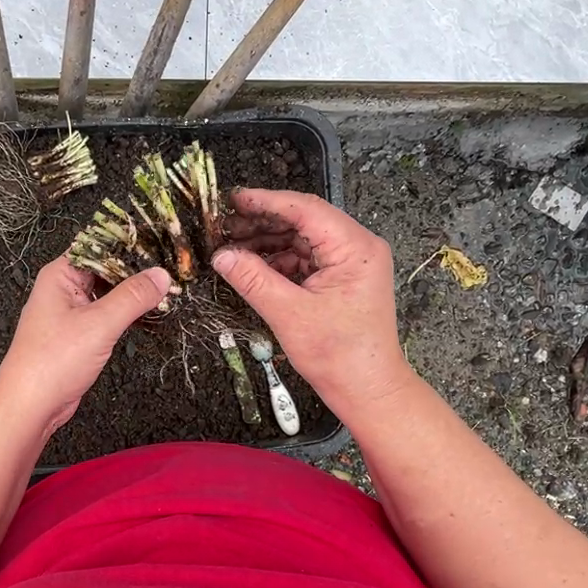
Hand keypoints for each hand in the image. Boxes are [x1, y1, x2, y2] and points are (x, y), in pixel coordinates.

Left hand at [0, 256, 171, 434]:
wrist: (30, 405)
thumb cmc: (51, 362)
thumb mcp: (99, 324)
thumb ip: (133, 297)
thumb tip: (160, 275)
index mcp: (59, 275)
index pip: (98, 244)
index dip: (129, 242)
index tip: (160, 241)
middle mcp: (62, 289)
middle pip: (105, 268)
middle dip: (135, 270)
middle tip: (171, 267)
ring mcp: (69, 313)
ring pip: (106, 293)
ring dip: (132, 294)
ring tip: (166, 289)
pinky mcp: (76, 335)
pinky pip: (105, 315)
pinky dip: (125, 314)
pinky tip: (146, 314)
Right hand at [211, 188, 412, 416]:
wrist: (366, 388)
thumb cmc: (339, 354)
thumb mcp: (289, 314)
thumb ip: (253, 280)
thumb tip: (221, 256)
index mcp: (355, 248)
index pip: (307, 210)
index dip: (267, 202)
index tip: (235, 200)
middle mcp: (357, 248)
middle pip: (304, 222)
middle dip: (263, 223)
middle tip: (225, 227)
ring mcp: (350, 263)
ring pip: (302, 240)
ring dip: (268, 243)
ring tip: (232, 249)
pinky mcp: (341, 279)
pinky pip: (305, 259)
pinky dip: (278, 262)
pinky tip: (252, 268)